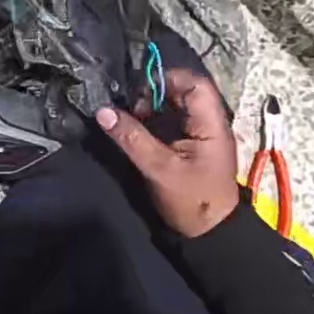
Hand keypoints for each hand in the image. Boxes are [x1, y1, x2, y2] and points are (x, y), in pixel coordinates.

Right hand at [94, 68, 240, 238]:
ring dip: (147, 108)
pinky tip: (130, 128)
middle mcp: (206, 124)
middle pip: (181, 92)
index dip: (168, 78)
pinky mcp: (185, 145)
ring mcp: (196, 135)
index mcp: (211, 125)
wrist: (209, 234)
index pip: (196, 85)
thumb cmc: (192, 200)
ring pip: (171, 107)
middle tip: (127, 106)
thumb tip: (103, 111)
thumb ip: (132, 138)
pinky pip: (166, 122)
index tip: (138, 87)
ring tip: (125, 117)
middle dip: (151, 94)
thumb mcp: (160, 169)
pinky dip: (148, 121)